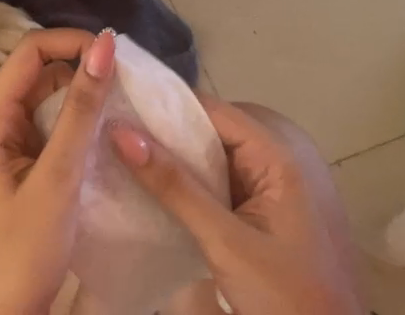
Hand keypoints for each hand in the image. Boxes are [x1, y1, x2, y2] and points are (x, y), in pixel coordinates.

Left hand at [0, 27, 117, 314]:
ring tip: (130, 107)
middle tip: (131, 85)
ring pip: (52, 103)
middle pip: (42, 73)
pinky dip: (83, 128)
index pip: (31, 51)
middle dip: (84, 70)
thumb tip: (105, 45)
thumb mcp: (58, 177)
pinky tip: (114, 138)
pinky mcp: (27, 172)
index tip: (116, 56)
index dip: (71, 42)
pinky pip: (56, 133)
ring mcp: (12, 149)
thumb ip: (81, 111)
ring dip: (87, 101)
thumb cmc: (21, 251)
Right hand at [110, 97, 362, 314]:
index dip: (163, 108)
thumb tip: (121, 132)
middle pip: (216, 124)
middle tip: (120, 142)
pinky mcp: (282, 199)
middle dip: (172, 133)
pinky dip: (205, 178)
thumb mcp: (224, 243)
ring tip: (135, 162)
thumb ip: (174, 186)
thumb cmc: (288, 297)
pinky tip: (171, 191)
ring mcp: (287, 174)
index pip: (211, 109)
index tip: (117, 111)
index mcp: (281, 150)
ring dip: (186, 157)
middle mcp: (287, 148)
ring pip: (223, 147)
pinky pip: (235, 170)